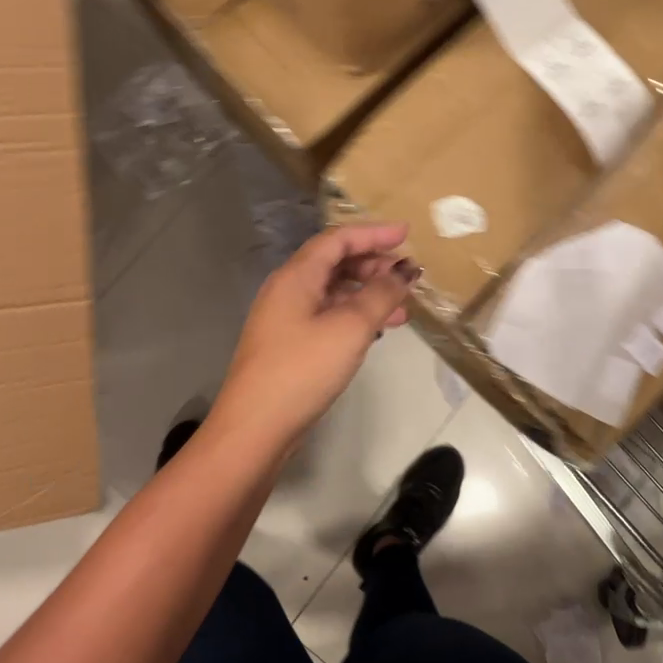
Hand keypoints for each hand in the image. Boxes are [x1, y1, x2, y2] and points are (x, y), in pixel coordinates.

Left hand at [212, 222, 418, 450]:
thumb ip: (381, 294)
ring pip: (333, 292)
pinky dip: (354, 316)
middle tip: (406, 276)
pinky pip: (327, 315)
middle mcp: (287, 290)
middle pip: (334, 263)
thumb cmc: (302, 369)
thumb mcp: (351, 328)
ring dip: (367, 294)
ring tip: (401, 309)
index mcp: (296, 276)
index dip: (373, 233)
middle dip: (373, 264)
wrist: (254, 428)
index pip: (338, 239)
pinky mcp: (289, 345)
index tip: (407, 235)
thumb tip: (406, 270)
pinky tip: (376, 332)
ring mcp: (285, 319)